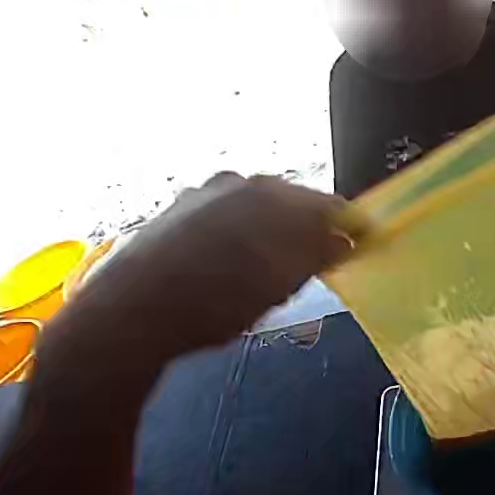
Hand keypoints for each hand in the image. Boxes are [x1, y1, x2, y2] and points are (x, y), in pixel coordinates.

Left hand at [36, 174, 349, 401]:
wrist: (133, 311)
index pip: (331, 206)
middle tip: (320, 262)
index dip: (351, 227)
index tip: (361, 246)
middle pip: (295, 203)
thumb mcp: (280, 286)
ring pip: (260, 209)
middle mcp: (242, 183)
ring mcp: (207, 192)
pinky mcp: (180, 208)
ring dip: (276, 233)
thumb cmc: (218, 302)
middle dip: (311, 230)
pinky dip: (244, 235)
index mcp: (275, 197)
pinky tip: (234, 265)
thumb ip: (319, 256)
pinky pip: (229, 216)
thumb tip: (345, 241)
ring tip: (275, 270)